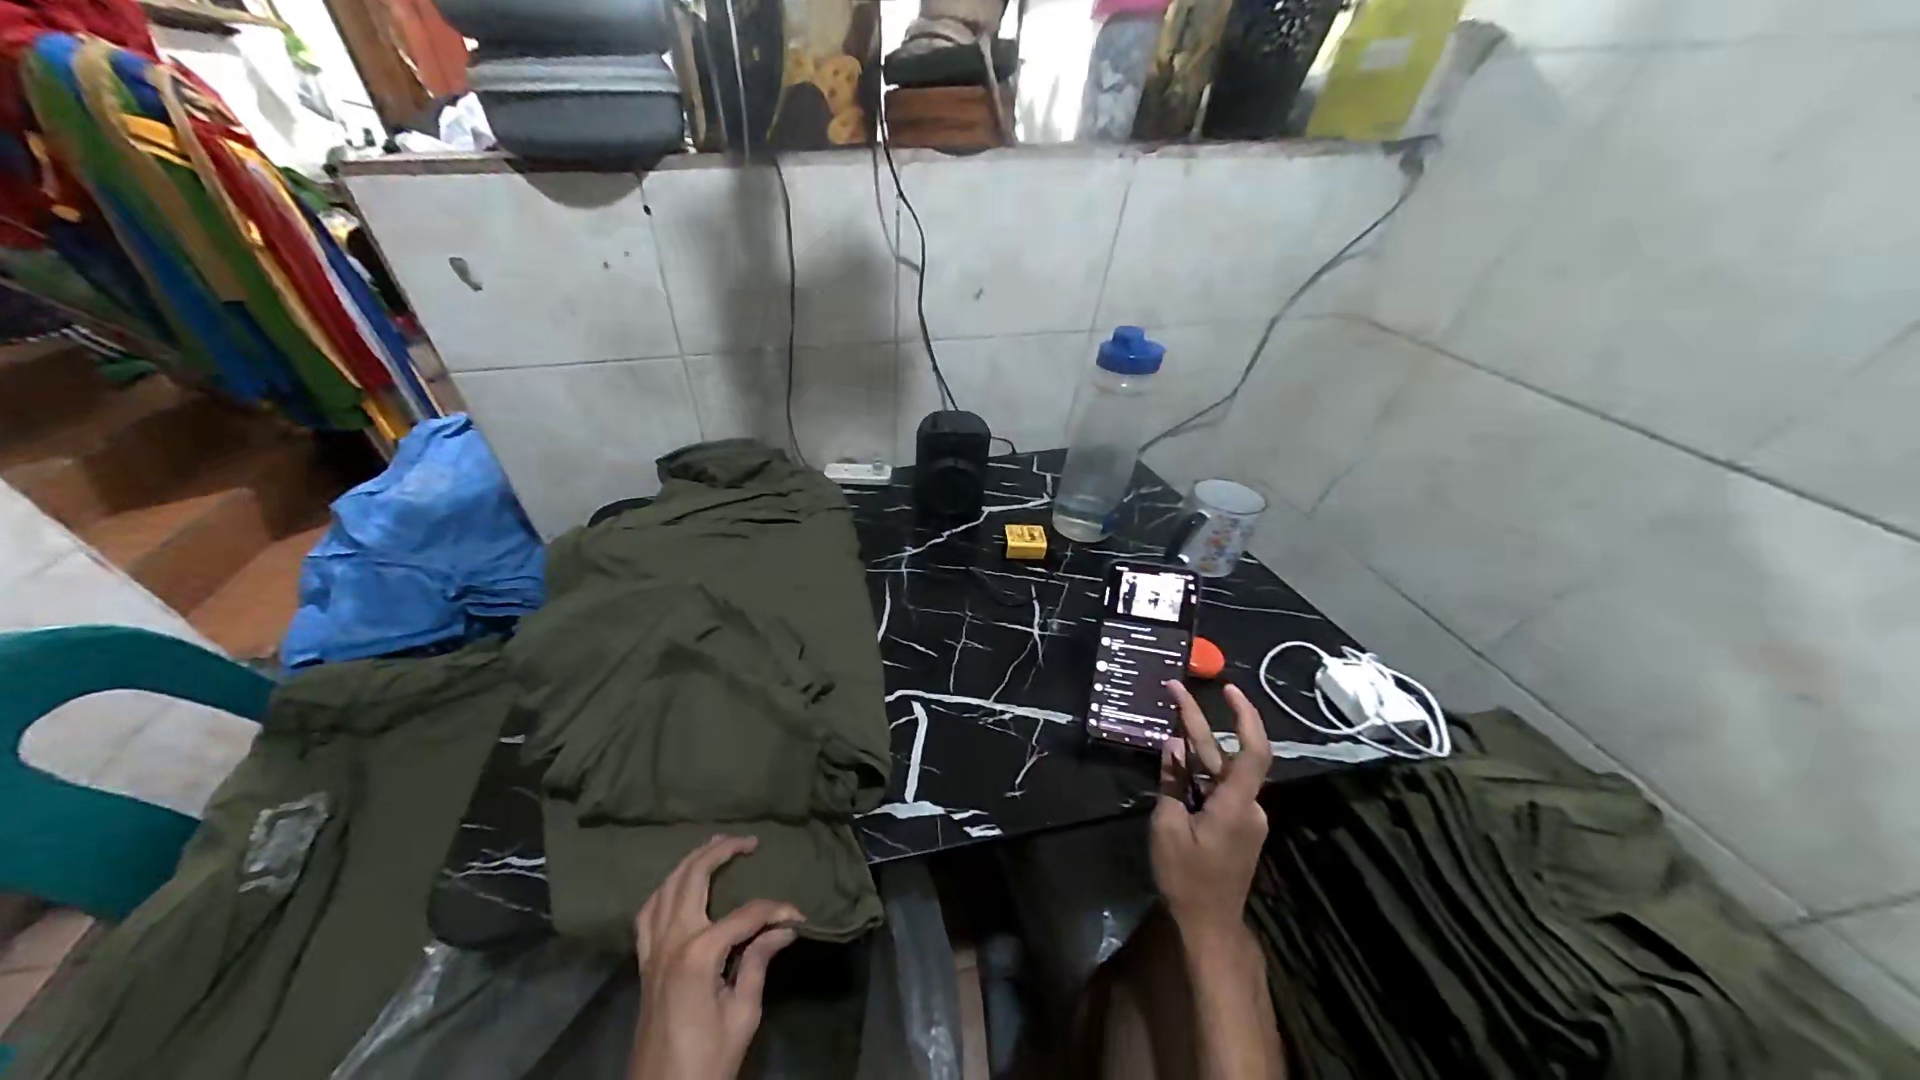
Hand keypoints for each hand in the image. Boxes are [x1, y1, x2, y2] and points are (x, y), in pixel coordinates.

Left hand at [628, 835, 804, 1079]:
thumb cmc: (707, 1059)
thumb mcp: (743, 1014)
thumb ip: (758, 962)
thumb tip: (784, 928)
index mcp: (699, 953)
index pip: (746, 914)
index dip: (776, 910)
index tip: (799, 917)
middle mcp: (671, 941)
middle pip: (693, 878)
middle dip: (722, 851)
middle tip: (750, 841)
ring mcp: (652, 950)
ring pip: (666, 887)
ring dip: (691, 861)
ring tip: (716, 845)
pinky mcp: (644, 962)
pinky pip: (648, 913)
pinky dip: (665, 890)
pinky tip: (678, 884)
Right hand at [1151, 682, 1271, 940]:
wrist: (1208, 925)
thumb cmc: (1186, 877)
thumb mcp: (1168, 826)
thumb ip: (1173, 782)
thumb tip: (1174, 744)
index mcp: (1236, 805)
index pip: (1253, 750)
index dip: (1245, 716)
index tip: (1228, 689)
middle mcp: (1248, 806)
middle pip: (1227, 754)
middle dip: (1198, 721)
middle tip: (1173, 690)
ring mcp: (1245, 818)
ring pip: (1221, 771)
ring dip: (1197, 747)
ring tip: (1171, 718)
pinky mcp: (1237, 827)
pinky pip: (1219, 789)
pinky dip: (1199, 771)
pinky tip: (1178, 760)